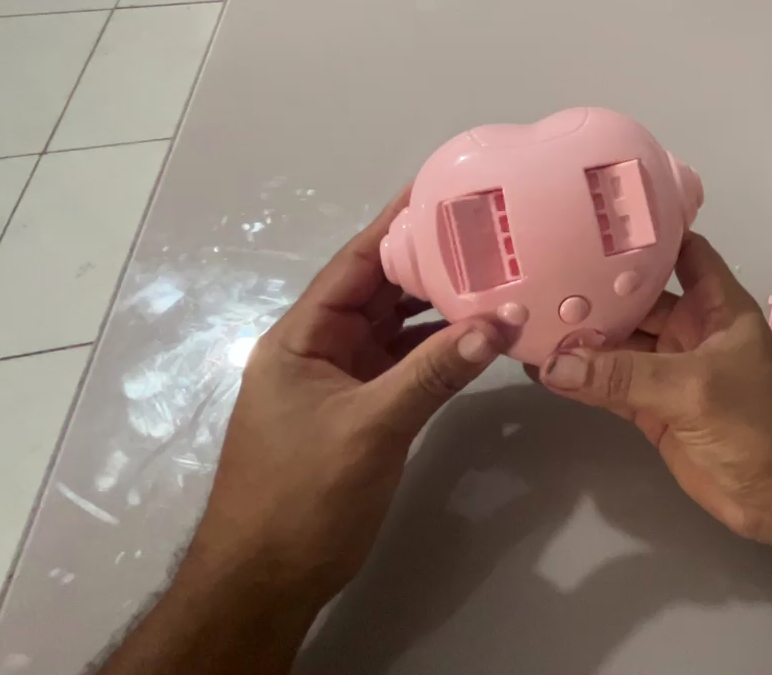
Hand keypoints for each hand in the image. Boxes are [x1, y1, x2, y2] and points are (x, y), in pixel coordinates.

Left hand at [186, 189, 507, 604]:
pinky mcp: (371, 402)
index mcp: (304, 337)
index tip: (446, 187)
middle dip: (436, 257)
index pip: (357, 262)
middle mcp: (327, 346)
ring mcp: (350, 375)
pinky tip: (486, 330)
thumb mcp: (370, 426)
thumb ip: (436, 370)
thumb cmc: (298, 497)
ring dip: (447, 300)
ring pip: (404, 321)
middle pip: (386, 286)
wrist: (269, 582)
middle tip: (494, 227)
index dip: (398, 222)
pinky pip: (416, 355)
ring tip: (501, 269)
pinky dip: (449, 340)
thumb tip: (502, 320)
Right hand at [536, 234, 771, 547]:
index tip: (596, 217)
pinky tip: (542, 370)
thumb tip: (554, 362)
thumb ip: (625, 375)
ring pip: (618, 344)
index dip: (648, 232)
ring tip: (524, 319)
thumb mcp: (695, 387)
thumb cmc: (758, 421)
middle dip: (595, 288)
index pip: (682, 250)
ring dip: (580, 337)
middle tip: (536, 276)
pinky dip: (581, 380)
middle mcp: (690, 328)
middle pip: (637, 298)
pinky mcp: (653, 409)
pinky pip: (611, 386)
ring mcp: (670, 369)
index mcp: (715, 304)